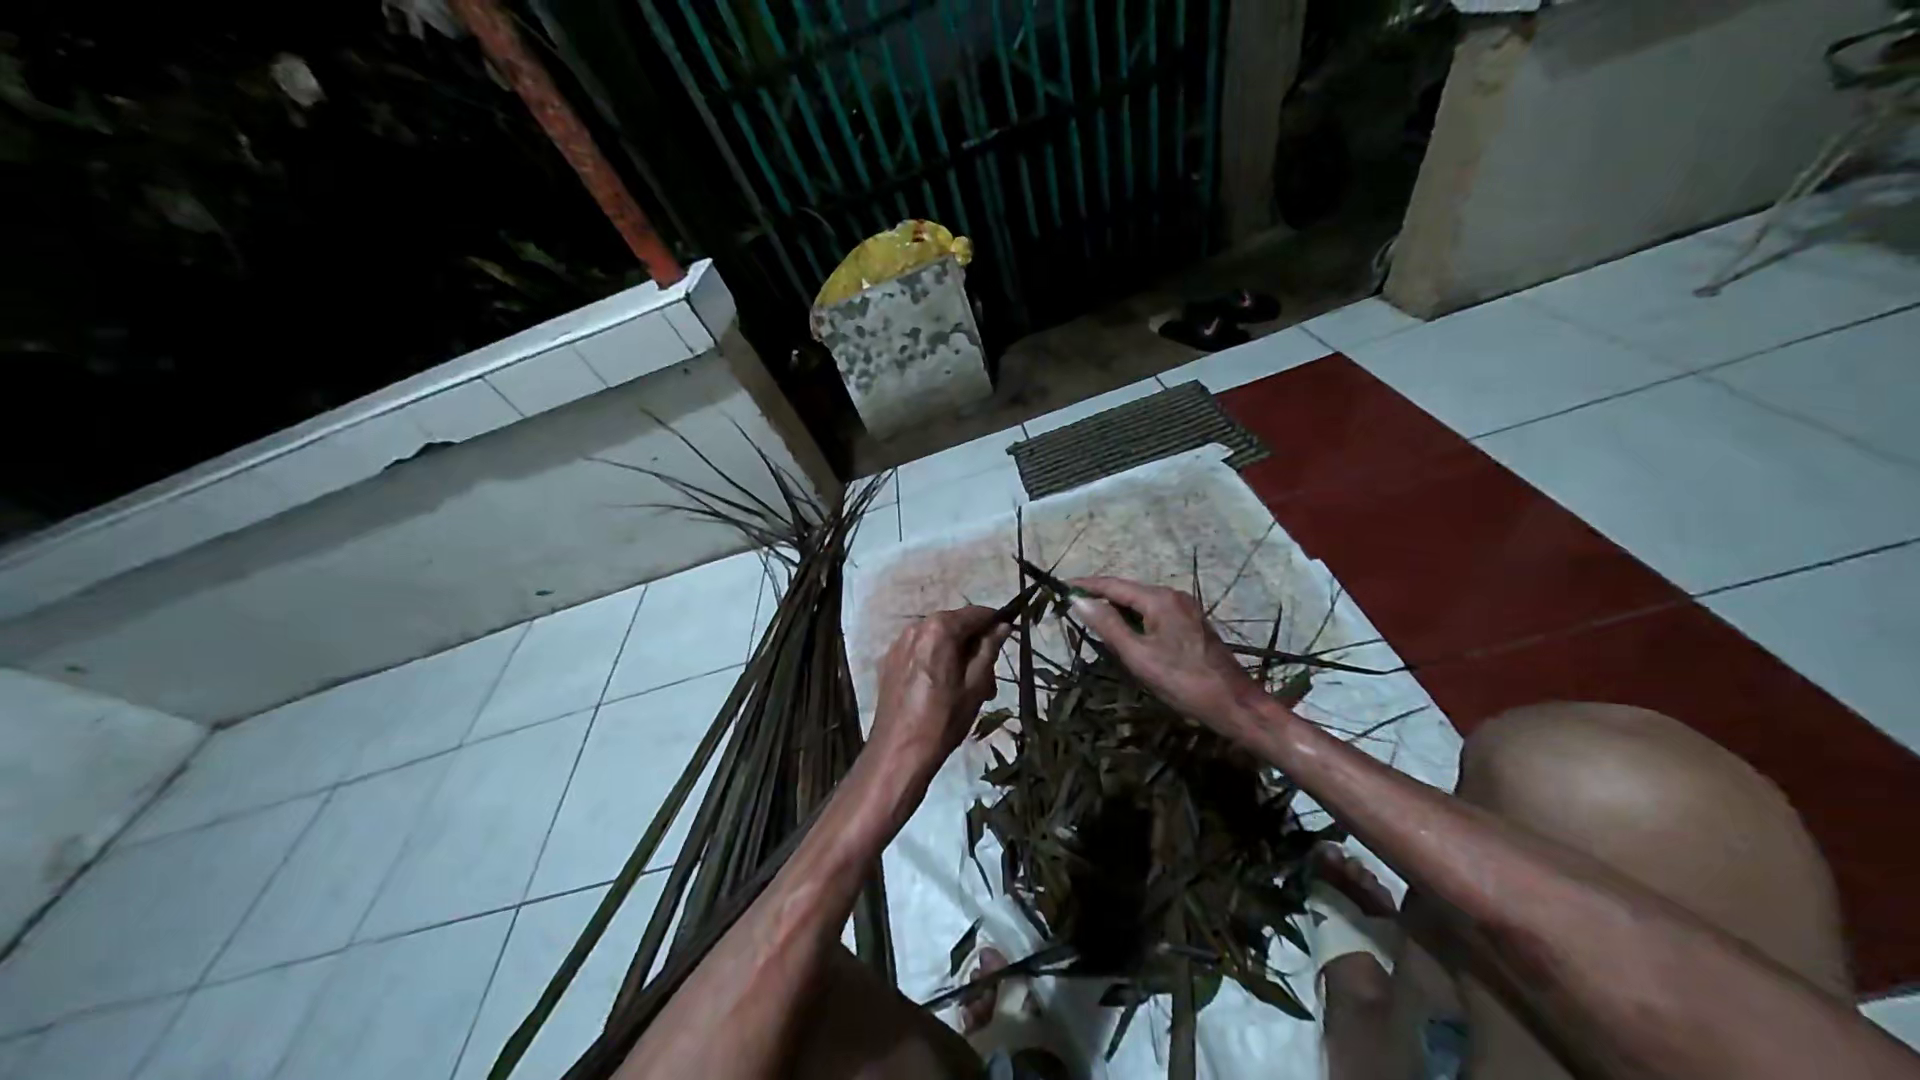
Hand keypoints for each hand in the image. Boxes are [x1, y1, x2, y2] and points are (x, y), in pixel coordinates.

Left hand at [871, 606, 1010, 770]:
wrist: (898, 751)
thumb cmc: (944, 719)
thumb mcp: (976, 684)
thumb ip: (989, 649)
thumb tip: (1002, 626)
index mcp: (938, 629)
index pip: (976, 613)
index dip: (995, 624)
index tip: (1009, 639)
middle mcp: (915, 627)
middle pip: (955, 626)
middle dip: (975, 646)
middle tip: (990, 679)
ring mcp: (898, 644)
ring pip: (938, 640)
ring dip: (956, 655)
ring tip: (967, 689)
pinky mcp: (888, 662)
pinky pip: (920, 652)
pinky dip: (936, 661)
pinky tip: (941, 689)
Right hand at [1069, 576, 1262, 733]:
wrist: (1233, 702)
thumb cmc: (1182, 681)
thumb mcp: (1138, 656)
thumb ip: (1108, 626)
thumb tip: (1079, 601)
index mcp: (1159, 599)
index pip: (1114, 585)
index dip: (1087, 585)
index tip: (1062, 585)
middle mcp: (1173, 596)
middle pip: (1128, 590)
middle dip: (1100, 596)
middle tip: (1072, 605)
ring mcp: (1185, 608)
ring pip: (1142, 602)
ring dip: (1117, 608)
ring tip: (1091, 617)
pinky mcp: (1191, 623)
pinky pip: (1154, 612)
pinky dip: (1134, 617)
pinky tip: (1124, 631)